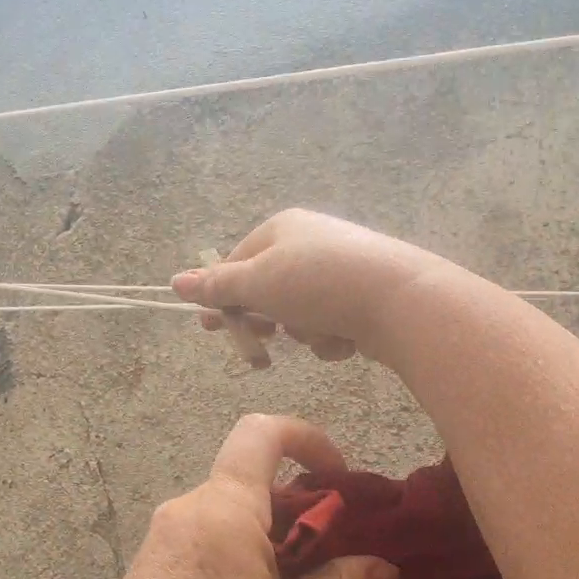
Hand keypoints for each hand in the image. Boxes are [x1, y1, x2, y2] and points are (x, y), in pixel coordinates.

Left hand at [57, 415, 399, 578]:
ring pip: (226, 514)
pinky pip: (202, 540)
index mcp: (220, 506)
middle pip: (248, 480)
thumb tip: (383, 567)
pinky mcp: (147, 568)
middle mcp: (184, 508)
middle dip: (297, 508)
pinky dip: (237, 555)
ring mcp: (159, 538)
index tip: (339, 477)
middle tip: (332, 561)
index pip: (260, 431)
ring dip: (268, 538)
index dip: (307, 437)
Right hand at [172, 208, 454, 362]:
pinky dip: (331, 337)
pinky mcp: (365, 296)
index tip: (213, 329)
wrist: (403, 301)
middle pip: (267, 290)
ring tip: (318, 336)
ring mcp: (340, 269)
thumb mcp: (257, 284)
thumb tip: (175, 281)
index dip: (222, 299)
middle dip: (266, 321)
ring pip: (299, 312)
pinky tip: (345, 341)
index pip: (236, 264)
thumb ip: (216, 286)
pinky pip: (331, 322)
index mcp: (281, 229)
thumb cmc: (318, 285)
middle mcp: (310, 242)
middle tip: (261, 349)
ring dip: (301, 332)